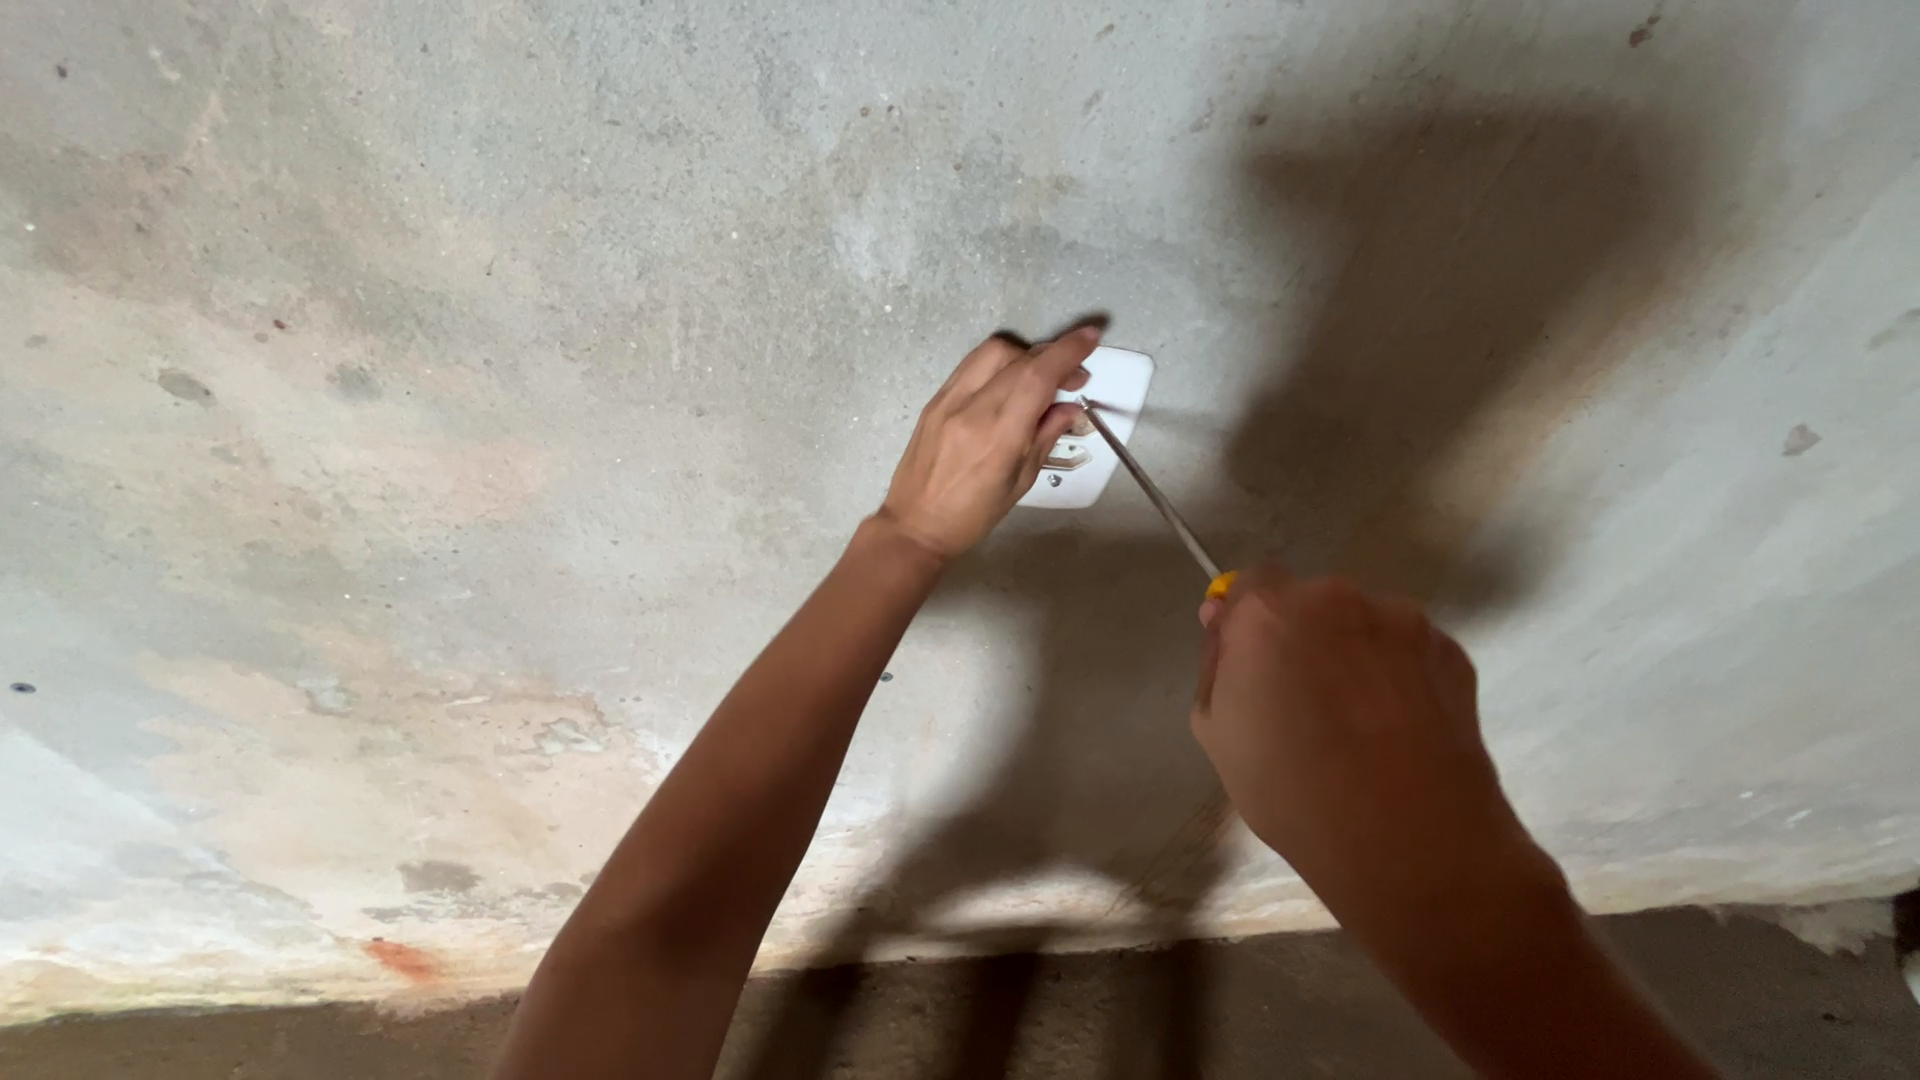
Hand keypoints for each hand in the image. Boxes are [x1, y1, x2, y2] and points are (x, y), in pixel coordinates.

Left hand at [876, 328, 1098, 557]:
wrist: (915, 526)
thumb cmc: (972, 516)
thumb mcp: (1020, 482)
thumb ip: (1045, 437)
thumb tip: (1069, 407)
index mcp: (998, 436)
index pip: (1038, 377)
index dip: (1068, 351)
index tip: (1091, 338)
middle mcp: (972, 409)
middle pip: (1019, 358)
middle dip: (1054, 355)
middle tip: (1074, 376)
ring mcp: (948, 401)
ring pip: (992, 352)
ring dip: (1025, 354)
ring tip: (1041, 376)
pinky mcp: (934, 401)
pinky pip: (971, 366)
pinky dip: (999, 363)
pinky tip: (1009, 381)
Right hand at [1191, 567, 1562, 934]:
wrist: (1408, 840)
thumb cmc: (1289, 786)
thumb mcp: (1215, 728)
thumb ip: (1215, 661)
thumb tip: (1222, 619)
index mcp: (1266, 611)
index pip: (1249, 585)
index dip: (1247, 623)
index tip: (1251, 666)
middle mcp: (1334, 597)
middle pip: (1308, 601)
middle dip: (1302, 636)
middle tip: (1303, 700)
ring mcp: (1401, 620)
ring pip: (1361, 623)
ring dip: (1352, 651)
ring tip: (1359, 721)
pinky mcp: (1450, 651)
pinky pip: (1406, 649)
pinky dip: (1397, 674)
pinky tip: (1396, 728)